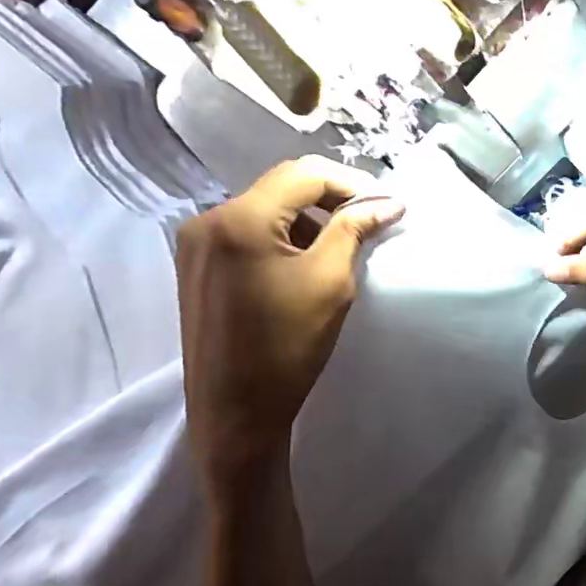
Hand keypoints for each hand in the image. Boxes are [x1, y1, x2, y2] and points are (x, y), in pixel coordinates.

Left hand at [177, 157, 404, 488]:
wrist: (234, 411)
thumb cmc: (287, 347)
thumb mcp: (331, 282)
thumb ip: (354, 230)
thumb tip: (388, 203)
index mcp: (240, 219)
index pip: (305, 174)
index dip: (352, 183)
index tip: (387, 205)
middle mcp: (209, 218)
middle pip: (282, 185)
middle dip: (331, 196)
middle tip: (371, 218)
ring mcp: (196, 242)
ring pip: (265, 207)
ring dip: (308, 216)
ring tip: (344, 241)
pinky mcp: (197, 264)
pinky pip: (247, 231)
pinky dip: (283, 235)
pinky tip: (306, 258)